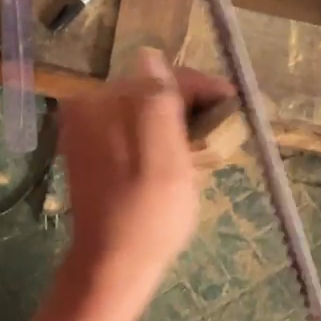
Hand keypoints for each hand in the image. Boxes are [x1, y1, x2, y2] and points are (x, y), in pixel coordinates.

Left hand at [54, 49, 233, 320]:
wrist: (112, 265)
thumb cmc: (149, 217)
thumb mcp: (165, 160)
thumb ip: (159, 104)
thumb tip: (151, 56)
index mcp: (105, 104)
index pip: (163, 77)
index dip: (203, 89)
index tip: (235, 108)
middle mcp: (89, 106)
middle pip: (152, 89)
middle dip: (189, 106)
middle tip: (219, 134)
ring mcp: (85, 125)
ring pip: (144, 108)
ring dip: (174, 122)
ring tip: (201, 149)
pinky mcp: (87, 145)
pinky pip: (131, 126)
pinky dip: (155, 135)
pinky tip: (172, 158)